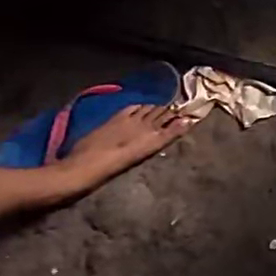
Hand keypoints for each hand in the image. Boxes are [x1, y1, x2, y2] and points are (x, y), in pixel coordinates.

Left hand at [58, 104, 197, 190]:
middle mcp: (147, 125)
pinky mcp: (117, 119)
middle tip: (178, 111)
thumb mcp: (145, 154)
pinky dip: (141, 107)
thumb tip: (186, 123)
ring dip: (158, 108)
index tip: (191, 116)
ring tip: (161, 111)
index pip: (177, 121)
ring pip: (151, 108)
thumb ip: (168, 136)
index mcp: (157, 138)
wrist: (84, 169)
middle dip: (172, 111)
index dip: (184, 117)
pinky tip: (141, 109)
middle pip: (164, 112)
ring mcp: (131, 120)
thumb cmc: (115, 168)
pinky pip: (134, 108)